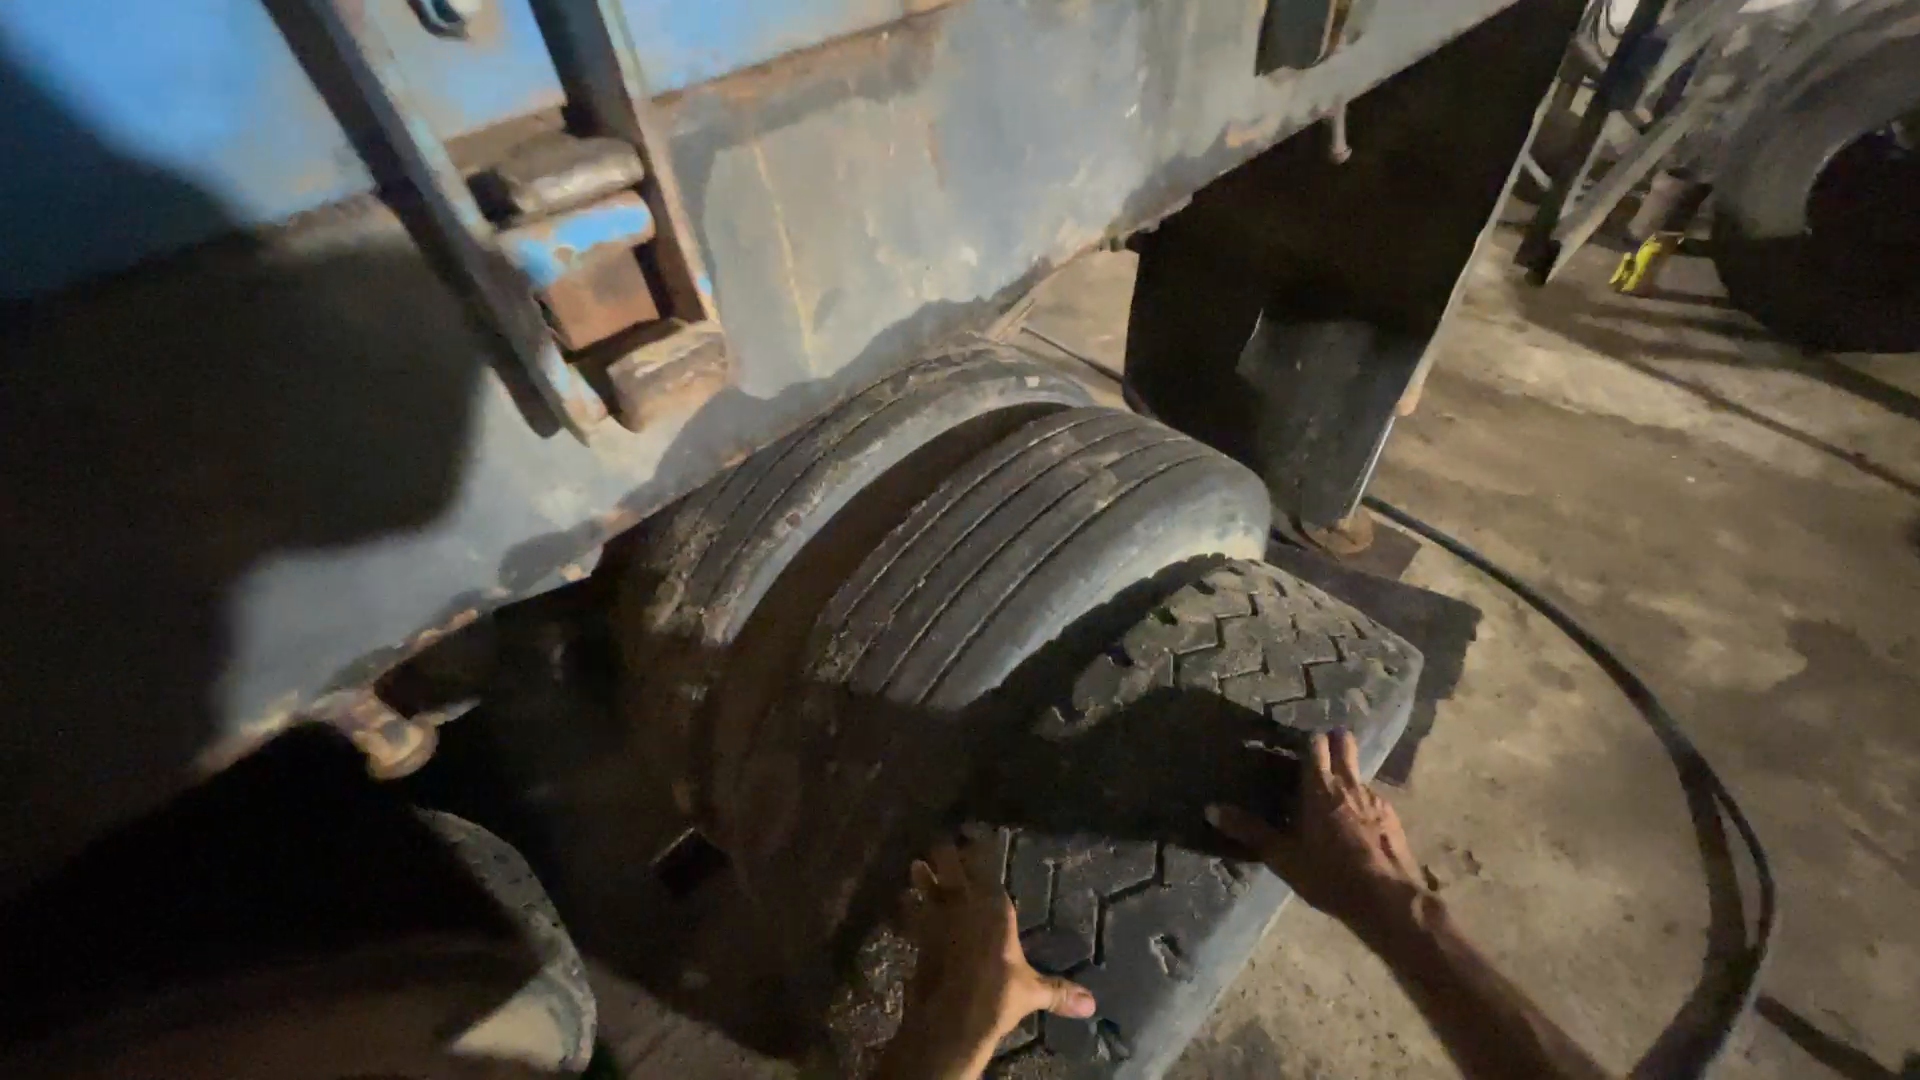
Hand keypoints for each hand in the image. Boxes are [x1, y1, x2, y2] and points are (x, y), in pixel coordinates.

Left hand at [880, 840, 1095, 1078]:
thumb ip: (1058, 991)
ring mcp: (937, 914)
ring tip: (916, 865)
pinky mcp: (917, 933)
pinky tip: (901, 905)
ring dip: (922, 875)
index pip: (987, 864)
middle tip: (945, 843)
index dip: (980, 849)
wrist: (952, 1018)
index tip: (977, 835)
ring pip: (925, 881)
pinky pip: (908, 912)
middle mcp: (964, 900)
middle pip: (950, 861)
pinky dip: (905, 908)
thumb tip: (1092, 1004)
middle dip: (946, 852)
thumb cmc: (997, 995)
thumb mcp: (1030, 991)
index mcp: (995, 905)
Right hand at [1206, 729, 1427, 929]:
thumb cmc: (1329, 873)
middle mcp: (1349, 785)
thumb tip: (1210, 809)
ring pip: (1359, 775)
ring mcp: (1376, 801)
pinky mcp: (1394, 820)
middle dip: (1336, 741)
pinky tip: (1359, 823)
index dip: (1308, 740)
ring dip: (1349, 776)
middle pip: (1345, 747)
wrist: (1389, 901)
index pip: (1316, 745)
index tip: (1299, 740)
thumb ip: (1248, 830)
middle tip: (1325, 743)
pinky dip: (1364, 803)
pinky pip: (1374, 801)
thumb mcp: (1282, 856)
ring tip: (1338, 789)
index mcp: (1319, 786)